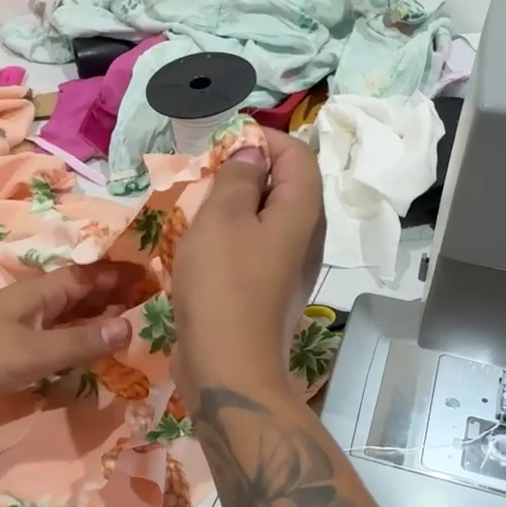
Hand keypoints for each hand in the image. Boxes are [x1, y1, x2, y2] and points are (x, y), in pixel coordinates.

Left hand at [0, 261, 146, 406]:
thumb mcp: (34, 352)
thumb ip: (81, 342)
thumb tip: (131, 326)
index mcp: (39, 292)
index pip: (89, 275)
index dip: (120, 275)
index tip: (153, 277)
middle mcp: (33, 303)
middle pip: (81, 294)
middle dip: (115, 297)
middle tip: (151, 306)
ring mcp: (21, 326)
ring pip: (69, 316)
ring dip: (98, 321)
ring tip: (131, 329)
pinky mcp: (12, 349)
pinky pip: (55, 338)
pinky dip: (77, 342)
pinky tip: (91, 354)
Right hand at [172, 130, 324, 395]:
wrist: (228, 367)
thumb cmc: (223, 285)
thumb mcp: (223, 217)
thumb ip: (238, 177)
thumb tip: (252, 154)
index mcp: (303, 211)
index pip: (298, 154)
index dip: (264, 139)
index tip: (223, 144)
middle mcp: (306, 237)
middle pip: (286, 186)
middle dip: (248, 172)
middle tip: (207, 175)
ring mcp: (289, 269)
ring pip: (267, 220)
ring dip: (236, 207)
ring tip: (199, 208)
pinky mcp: (268, 292)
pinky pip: (255, 250)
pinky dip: (232, 238)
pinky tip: (202, 248)